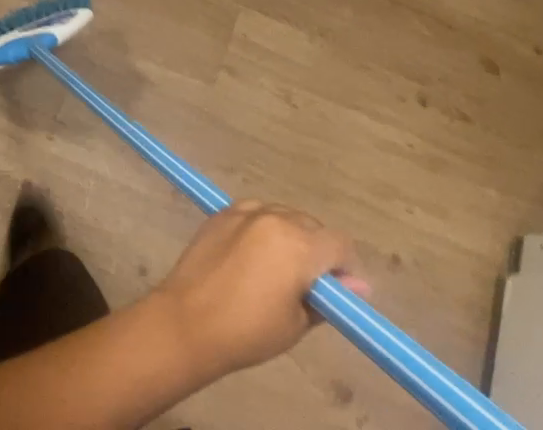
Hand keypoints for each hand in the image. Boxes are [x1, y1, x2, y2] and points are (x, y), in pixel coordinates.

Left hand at [151, 201, 370, 378]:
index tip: (339, 290)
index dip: (346, 267)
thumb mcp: (296, 324)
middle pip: (312, 226)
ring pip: (284, 215)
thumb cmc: (247, 331)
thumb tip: (356, 286)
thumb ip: (328, 299)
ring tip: (278, 268)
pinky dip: (263, 228)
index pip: (340, 244)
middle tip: (308, 283)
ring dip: (291, 236)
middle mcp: (275, 218)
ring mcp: (245, 211)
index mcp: (299, 245)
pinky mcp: (222, 213)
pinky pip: (256, 213)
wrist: (186, 321)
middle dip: (318, 251)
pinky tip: (252, 254)